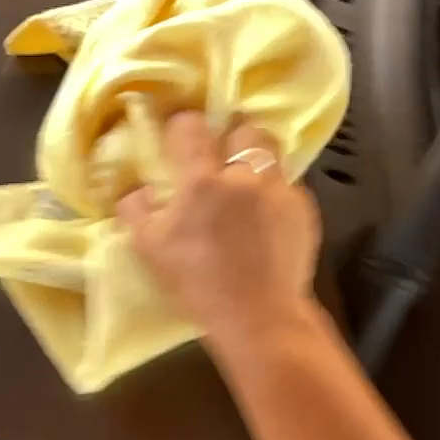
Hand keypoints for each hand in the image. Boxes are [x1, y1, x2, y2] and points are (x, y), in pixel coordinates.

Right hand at [117, 111, 320, 337]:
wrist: (257, 315)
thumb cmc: (195, 279)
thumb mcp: (147, 245)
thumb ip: (135, 208)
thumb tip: (139, 189)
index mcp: (202, 181)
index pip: (192, 127)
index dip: (181, 124)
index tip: (174, 133)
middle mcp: (244, 177)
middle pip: (245, 129)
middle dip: (230, 133)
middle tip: (217, 149)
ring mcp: (280, 192)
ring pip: (271, 152)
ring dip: (253, 157)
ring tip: (241, 178)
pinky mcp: (304, 211)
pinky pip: (285, 184)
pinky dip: (270, 189)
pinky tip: (259, 214)